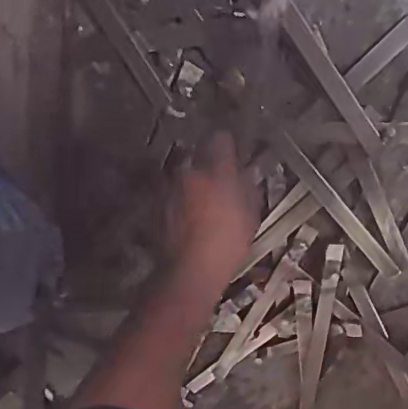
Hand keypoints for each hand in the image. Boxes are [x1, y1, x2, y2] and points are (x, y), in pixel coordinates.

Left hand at [168, 131, 254, 290]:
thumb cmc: (228, 243)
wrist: (190, 270)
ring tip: (203, 207)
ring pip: (184, 177)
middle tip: (220, 186)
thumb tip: (248, 174)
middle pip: (199, 156)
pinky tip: (188, 220)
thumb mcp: (251, 216)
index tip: (233, 156)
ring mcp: (170, 187)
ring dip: (193, 185)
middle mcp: (190, 172)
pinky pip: (172, 194)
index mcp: (217, 171)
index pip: (221, 138)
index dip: (227, 145)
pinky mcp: (157, 205)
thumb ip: (248, 188)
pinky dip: (180, 201)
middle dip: (208, 167)